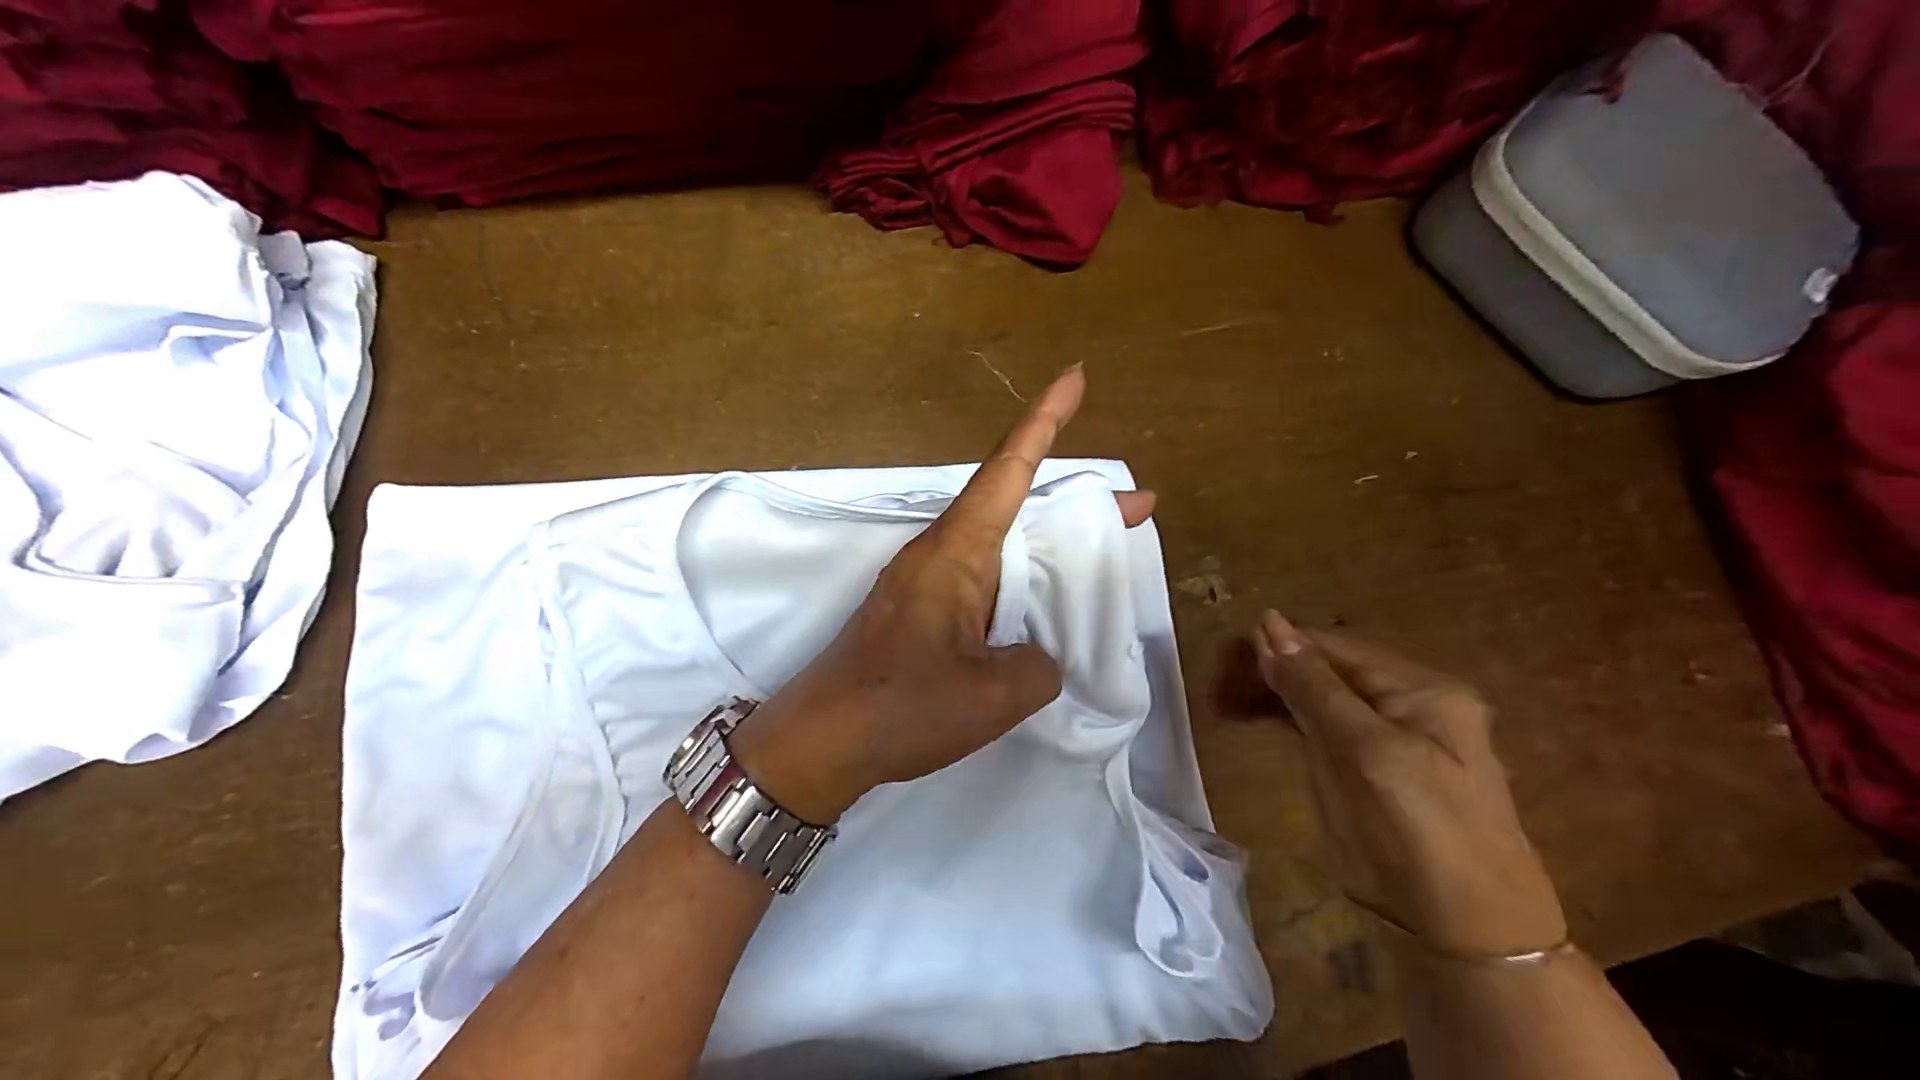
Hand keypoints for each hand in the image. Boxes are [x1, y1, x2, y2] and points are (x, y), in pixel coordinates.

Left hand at [728, 366, 1154, 823]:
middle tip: (1135, 507)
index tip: (1074, 378)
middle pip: (1013, 507)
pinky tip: (1044, 607)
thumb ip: (1038, 666)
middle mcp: (940, 556)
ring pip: (1001, 546)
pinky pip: (986, 581)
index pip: (1006, 472)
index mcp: (954, 554)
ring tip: (1103, 556)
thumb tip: (1037, 656)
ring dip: (1051, 546)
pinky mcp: (922, 614)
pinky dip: (1023, 582)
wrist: (820, 743)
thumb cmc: (900, 708)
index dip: (1044, 422)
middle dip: (1075, 502)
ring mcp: (928, 585)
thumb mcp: (992, 695)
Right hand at [1251, 611, 1567, 956]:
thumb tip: (1268, 623)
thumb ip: (1314, 687)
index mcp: (1421, 690)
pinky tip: (1254, 717)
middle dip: (1269, 672)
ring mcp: (1390, 738)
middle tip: (1217, 691)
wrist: (1466, 933)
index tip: (1222, 661)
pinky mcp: (1371, 768)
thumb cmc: (1419, 832)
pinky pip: (1322, 726)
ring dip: (1270, 695)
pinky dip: (1285, 719)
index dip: (1278, 647)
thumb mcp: (1364, 751)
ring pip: (1317, 697)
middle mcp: (1408, 704)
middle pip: (1325, 669)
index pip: (1334, 648)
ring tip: (1223, 704)